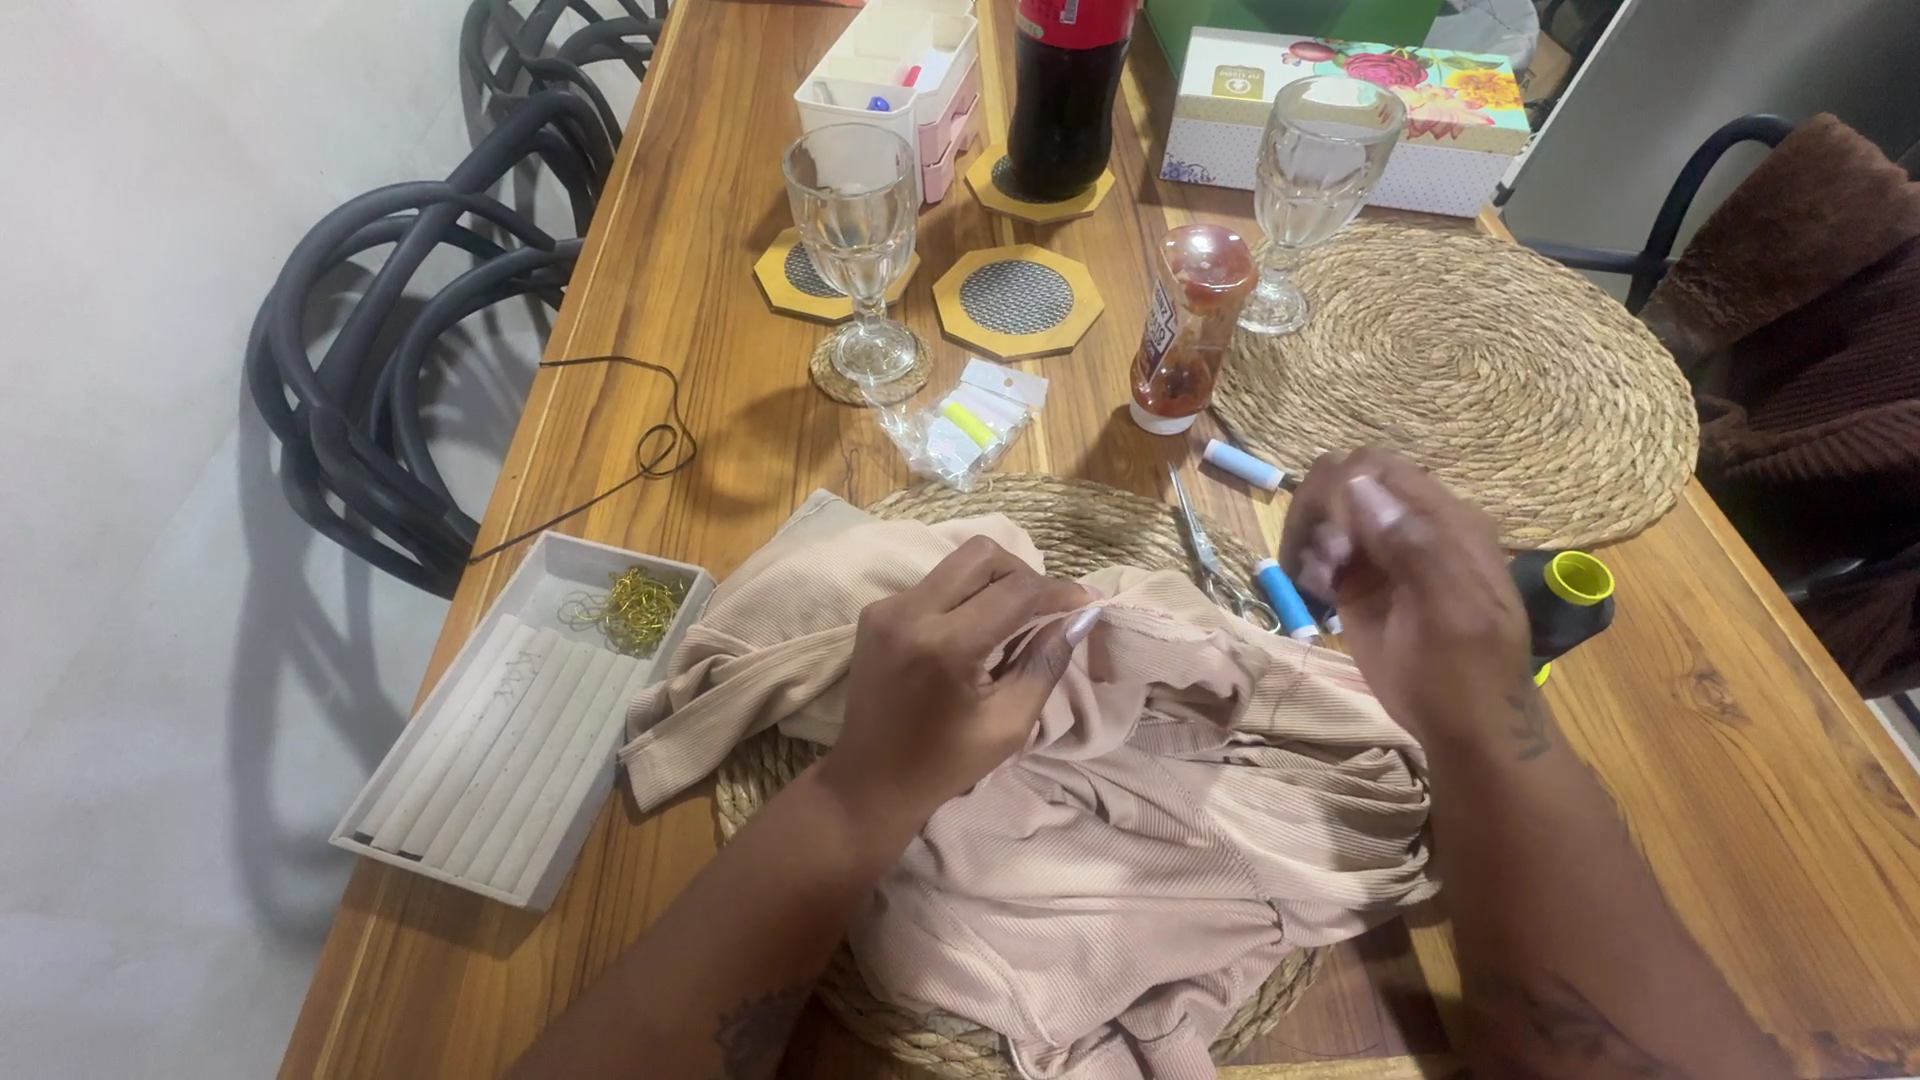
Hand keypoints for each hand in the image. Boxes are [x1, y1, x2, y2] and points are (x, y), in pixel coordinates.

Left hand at [820, 536, 1101, 822]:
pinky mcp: (876, 611)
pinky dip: (965, 595)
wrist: (869, 781)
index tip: (1085, 603)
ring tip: (1013, 618)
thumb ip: (1046, 662)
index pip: (1016, 590)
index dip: (1058, 591)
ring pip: (958, 562)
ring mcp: (887, 607)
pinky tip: (975, 630)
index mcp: (944, 646)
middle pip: (983, 554)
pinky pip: (934, 583)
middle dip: (1024, 573)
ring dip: (994, 581)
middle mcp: (910, 612)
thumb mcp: (1009, 724)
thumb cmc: (944, 764)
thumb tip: (1081, 616)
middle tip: (1045, 607)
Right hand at [1280, 448, 1533, 749]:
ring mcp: (1384, 553)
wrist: (1467, 729)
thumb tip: (1357, 484)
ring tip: (1323, 584)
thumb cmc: (1464, 674)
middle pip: (1343, 484)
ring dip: (1312, 544)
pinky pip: (1321, 551)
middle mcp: (1411, 525)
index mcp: (1445, 520)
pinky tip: (1321, 596)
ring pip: (1326, 516)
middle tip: (1325, 568)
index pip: (1375, 468)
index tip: (1332, 543)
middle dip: (1320, 518)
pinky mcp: (1360, 580)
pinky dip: (1310, 565)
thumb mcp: (1450, 613)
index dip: (1340, 493)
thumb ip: (1412, 545)